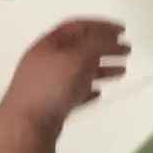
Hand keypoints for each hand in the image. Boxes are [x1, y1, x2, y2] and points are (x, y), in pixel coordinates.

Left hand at [0, 19, 129, 136]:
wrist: (25, 127)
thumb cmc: (53, 85)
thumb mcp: (80, 56)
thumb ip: (98, 42)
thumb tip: (112, 37)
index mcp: (49, 44)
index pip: (78, 26)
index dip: (101, 25)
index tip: (123, 30)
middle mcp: (46, 60)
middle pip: (80, 48)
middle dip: (105, 47)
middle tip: (127, 51)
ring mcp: (46, 83)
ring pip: (78, 70)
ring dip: (101, 68)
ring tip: (121, 72)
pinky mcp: (49, 104)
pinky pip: (72, 91)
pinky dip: (88, 88)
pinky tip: (98, 93)